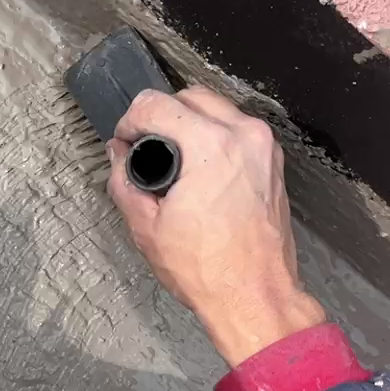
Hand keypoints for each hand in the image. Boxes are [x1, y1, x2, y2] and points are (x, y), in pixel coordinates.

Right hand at [108, 86, 326, 367]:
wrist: (252, 294)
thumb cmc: (207, 270)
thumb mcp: (147, 228)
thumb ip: (124, 182)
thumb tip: (117, 157)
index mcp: (210, 148)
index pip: (156, 104)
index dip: (129, 122)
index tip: (124, 143)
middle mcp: (244, 136)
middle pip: (189, 96)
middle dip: (160, 117)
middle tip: (143, 150)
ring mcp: (264, 146)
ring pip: (216, 109)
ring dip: (187, 124)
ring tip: (171, 163)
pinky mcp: (272, 161)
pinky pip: (236, 130)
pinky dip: (212, 138)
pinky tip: (197, 172)